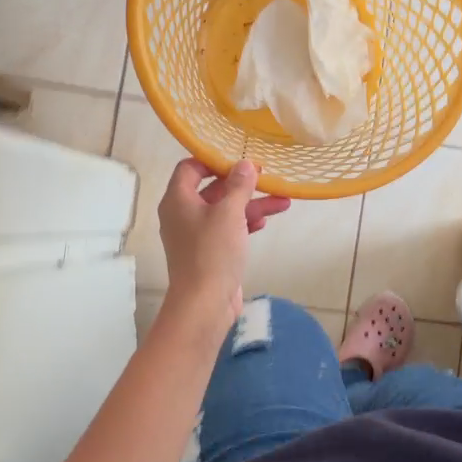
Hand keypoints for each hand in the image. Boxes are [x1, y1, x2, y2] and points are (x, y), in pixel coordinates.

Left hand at [157, 159, 290, 321]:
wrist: (204, 302)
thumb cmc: (212, 252)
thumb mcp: (229, 213)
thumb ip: (239, 185)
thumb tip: (246, 163)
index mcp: (178, 200)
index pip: (190, 167)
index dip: (214, 160)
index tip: (240, 160)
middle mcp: (183, 214)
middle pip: (213, 189)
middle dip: (243, 185)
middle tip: (267, 178)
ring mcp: (196, 234)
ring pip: (225, 210)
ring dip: (252, 205)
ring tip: (283, 202)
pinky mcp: (209, 252)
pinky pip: (228, 229)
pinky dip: (245, 223)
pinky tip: (265, 222)